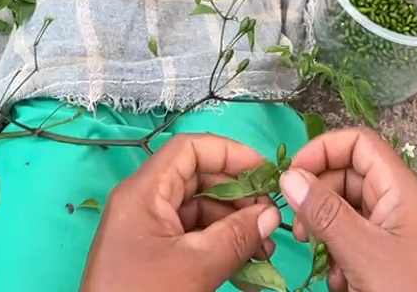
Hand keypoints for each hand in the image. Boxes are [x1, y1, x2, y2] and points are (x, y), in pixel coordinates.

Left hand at [79, 133, 282, 291]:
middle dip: (238, 197)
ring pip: (199, 211)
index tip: (264, 172)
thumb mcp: (195, 267)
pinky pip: (192, 238)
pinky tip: (247, 266)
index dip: (229, 153)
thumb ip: (236, 236)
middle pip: (198, 179)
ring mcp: (148, 230)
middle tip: (271, 218)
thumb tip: (272, 214)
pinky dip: (220, 247)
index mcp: (144, 190)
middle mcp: (144, 201)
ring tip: (265, 250)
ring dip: (234, 226)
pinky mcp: (153, 256)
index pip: (190, 149)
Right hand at [279, 128, 416, 291]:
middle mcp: (402, 203)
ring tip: (320, 260)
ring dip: (329, 231)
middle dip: (320, 197)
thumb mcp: (362, 254)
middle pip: (351, 176)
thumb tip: (289, 176)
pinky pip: (360, 240)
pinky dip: (342, 254)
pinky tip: (338, 280)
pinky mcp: (395, 259)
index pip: (359, 144)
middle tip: (299, 230)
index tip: (293, 176)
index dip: (324, 150)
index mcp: (403, 188)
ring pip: (352, 211)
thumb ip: (325, 213)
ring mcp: (399, 232)